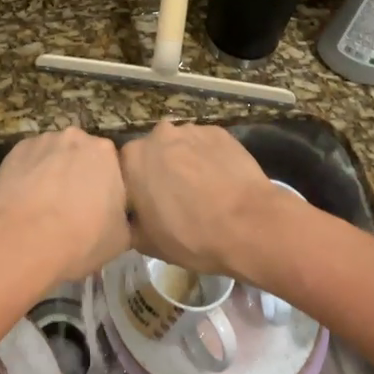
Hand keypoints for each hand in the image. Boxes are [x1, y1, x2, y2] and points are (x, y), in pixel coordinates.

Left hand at [0, 126, 129, 280]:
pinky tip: (25, 199)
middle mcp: (76, 137)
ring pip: (54, 155)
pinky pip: (31, 160)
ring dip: (54, 172)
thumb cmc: (80, 239)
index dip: (105, 187)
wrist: (23, 241)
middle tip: (72, 206)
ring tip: (44, 205)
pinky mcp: (17, 149)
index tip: (97, 208)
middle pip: (82, 154)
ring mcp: (44, 140)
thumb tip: (118, 215)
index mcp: (106, 152)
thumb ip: (124, 216)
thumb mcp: (120, 238)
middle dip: (79, 174)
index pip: (112, 166)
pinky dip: (30, 174)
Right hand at [119, 121, 288, 278]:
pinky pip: (206, 146)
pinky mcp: (220, 132)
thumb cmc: (192, 237)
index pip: (123, 170)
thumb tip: (131, 218)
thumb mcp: (148, 244)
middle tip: (175, 199)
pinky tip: (222, 183)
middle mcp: (158, 135)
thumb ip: (130, 223)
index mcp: (132, 159)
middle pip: (153, 153)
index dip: (135, 189)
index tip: (147, 207)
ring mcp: (191, 130)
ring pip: (181, 147)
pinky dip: (209, 160)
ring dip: (185, 163)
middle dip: (160, 171)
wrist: (250, 225)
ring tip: (203, 191)